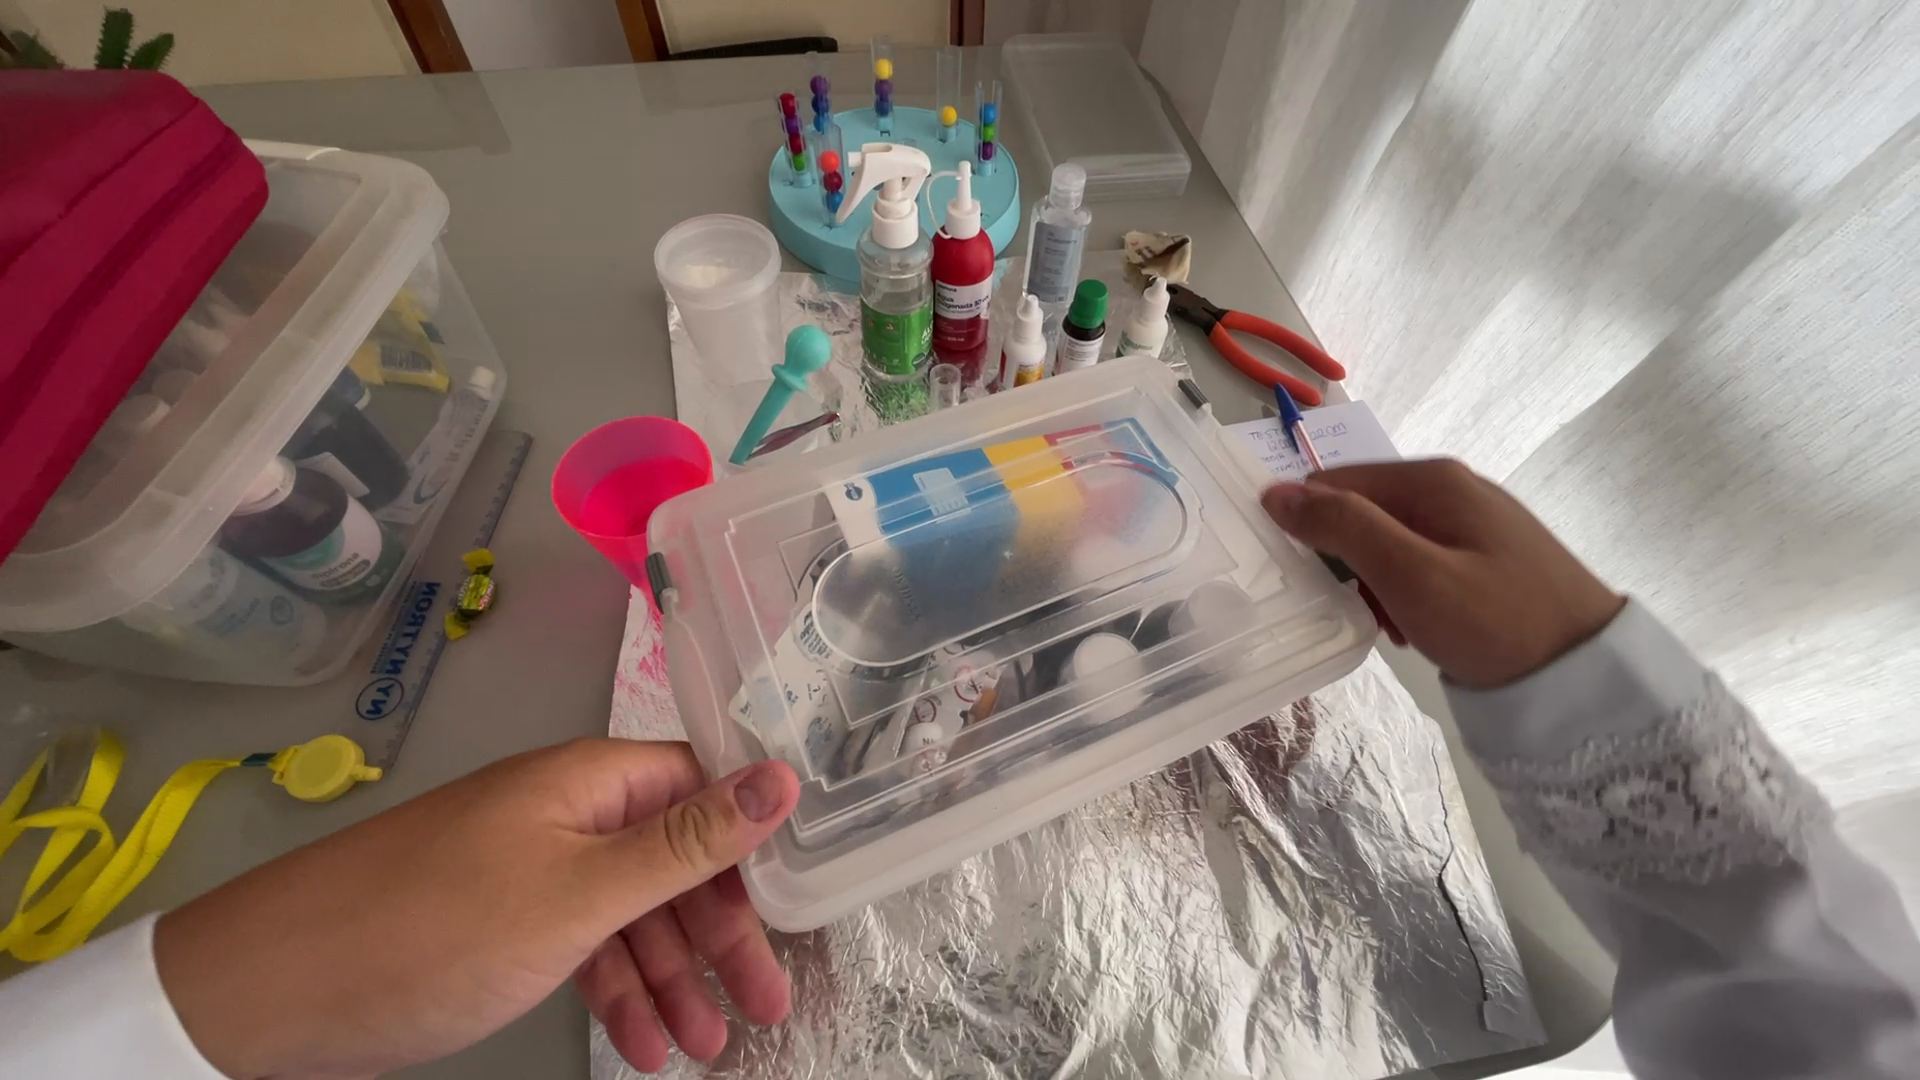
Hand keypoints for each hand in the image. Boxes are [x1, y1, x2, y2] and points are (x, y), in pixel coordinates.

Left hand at [154, 739, 799, 1077]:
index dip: (751, 845)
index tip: (792, 904)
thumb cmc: (441, 929)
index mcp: (601, 780)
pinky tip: (642, 1048)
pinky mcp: (510, 919)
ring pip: (634, 913)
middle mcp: (579, 812)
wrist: (251, 1001)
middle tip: (765, 1005)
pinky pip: (586, 945)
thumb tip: (785, 775)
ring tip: (706, 1048)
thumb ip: (692, 840)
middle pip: (676, 862)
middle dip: (719, 937)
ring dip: (671, 979)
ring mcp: (542, 867)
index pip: (706, 791)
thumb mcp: (583, 892)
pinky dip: (616, 992)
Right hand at [1261, 459, 1624, 687]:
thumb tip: (1273, 493)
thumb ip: (1341, 527)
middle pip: (1357, 511)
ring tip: (1392, 621)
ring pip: (1381, 540)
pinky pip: (1412, 560)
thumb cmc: (1495, 622)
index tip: (1316, 577)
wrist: (1587, 678)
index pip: (1332, 483)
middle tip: (1362, 604)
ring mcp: (1467, 522)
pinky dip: (1400, 591)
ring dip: (1371, 581)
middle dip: (1344, 558)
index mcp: (1431, 480)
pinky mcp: (1479, 555)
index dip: (1311, 525)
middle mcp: (1448, 488)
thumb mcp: (1408, 574)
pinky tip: (1415, 623)